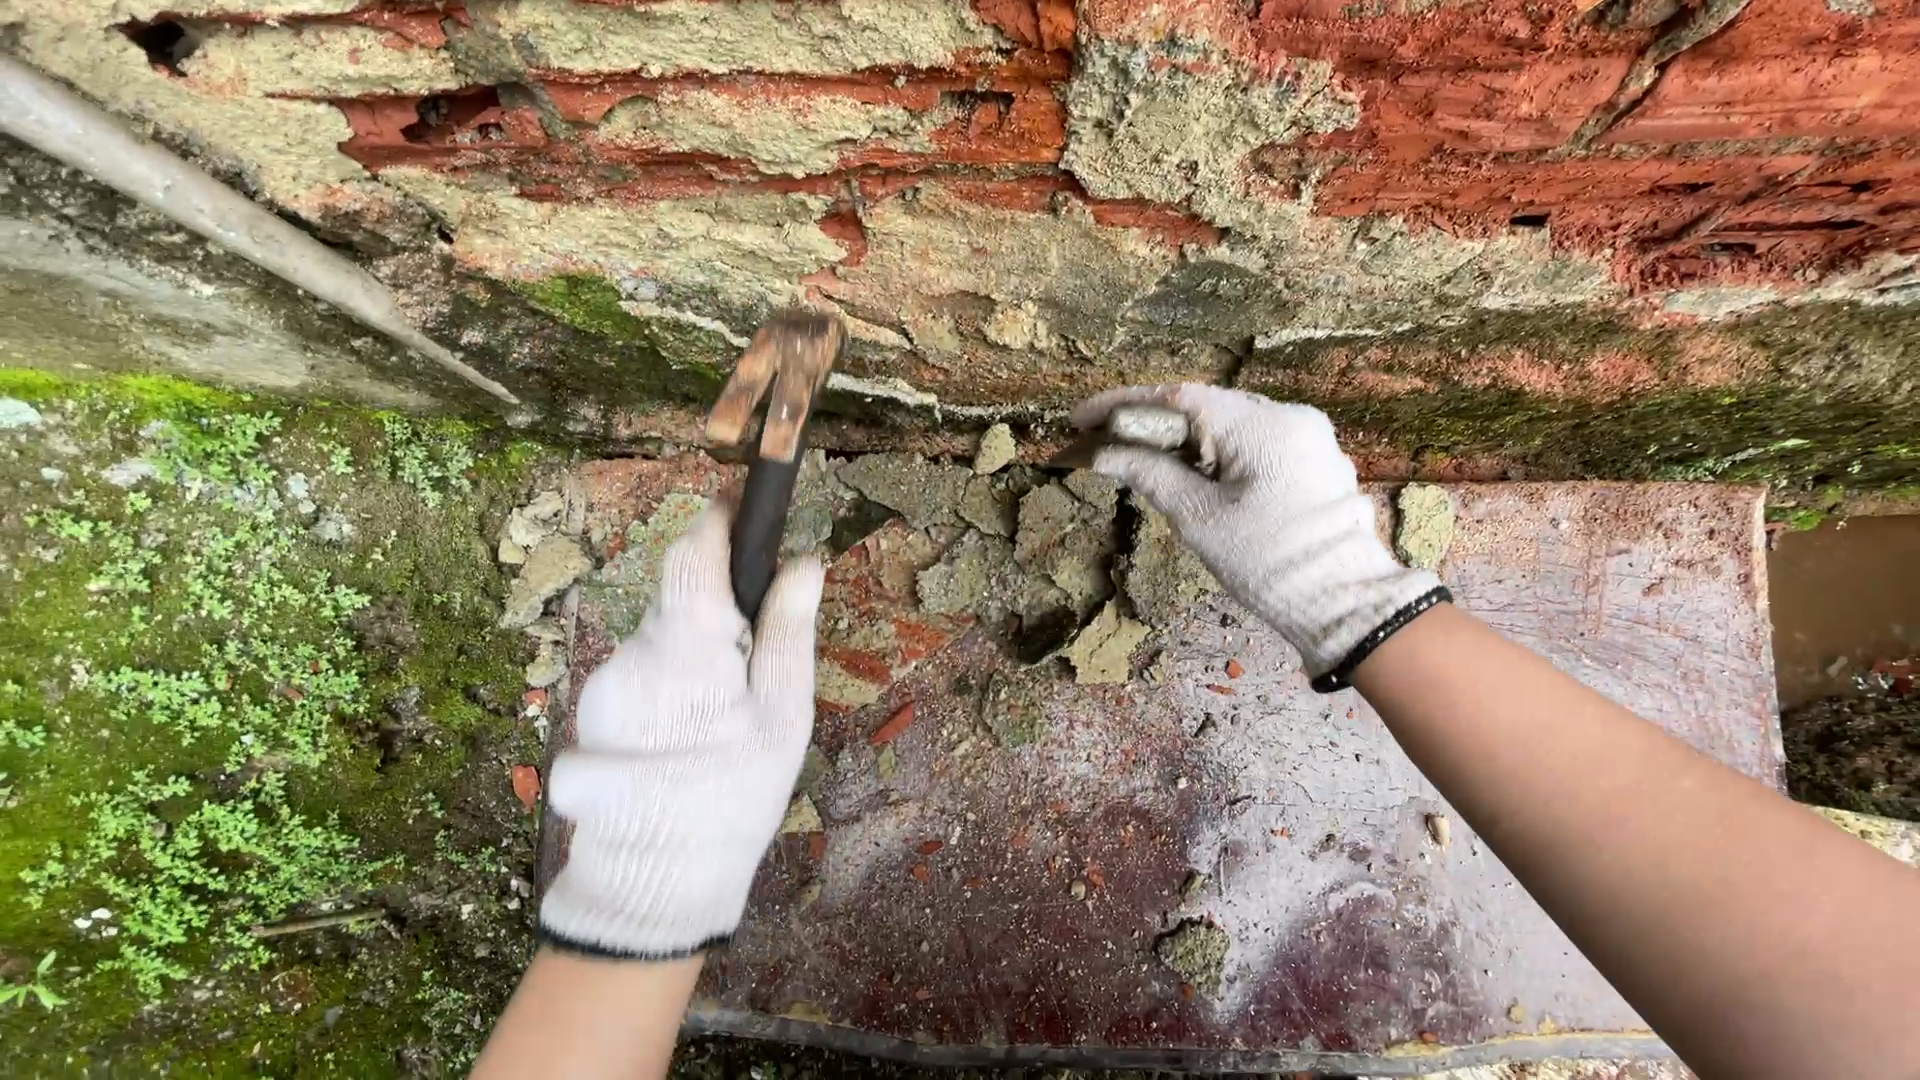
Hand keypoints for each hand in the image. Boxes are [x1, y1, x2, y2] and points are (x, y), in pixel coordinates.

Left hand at [538, 505, 823, 957]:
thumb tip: (803, 561)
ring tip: (722, 708)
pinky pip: (641, 667)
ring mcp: (605, 682)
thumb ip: (788, 633)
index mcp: (687, 650)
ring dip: (693, 646)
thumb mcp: (782, 714)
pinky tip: (687, 727)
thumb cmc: (735, 792)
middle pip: (679, 597)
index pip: (691, 556)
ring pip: (661, 633)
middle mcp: (634, 655)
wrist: (654, 880)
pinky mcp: (592, 707)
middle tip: (753, 656)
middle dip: (715, 606)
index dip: (715, 522)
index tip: (736, 508)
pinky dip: (669, 676)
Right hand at [1074, 384, 1441, 686]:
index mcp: (1263, 425)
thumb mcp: (1199, 518)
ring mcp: (1309, 438)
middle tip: (1106, 440)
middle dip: (1152, 422)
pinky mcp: (1314, 461)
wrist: (1344, 605)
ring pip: (1229, 425)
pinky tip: (1192, 474)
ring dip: (1184, 439)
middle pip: (1205, 407)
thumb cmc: (1267, 562)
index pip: (1179, 397)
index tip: (1083, 417)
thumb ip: (1151, 474)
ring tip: (1143, 459)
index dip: (1124, 404)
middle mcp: (1290, 417)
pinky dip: (1216, 453)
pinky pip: (1255, 443)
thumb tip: (1104, 454)